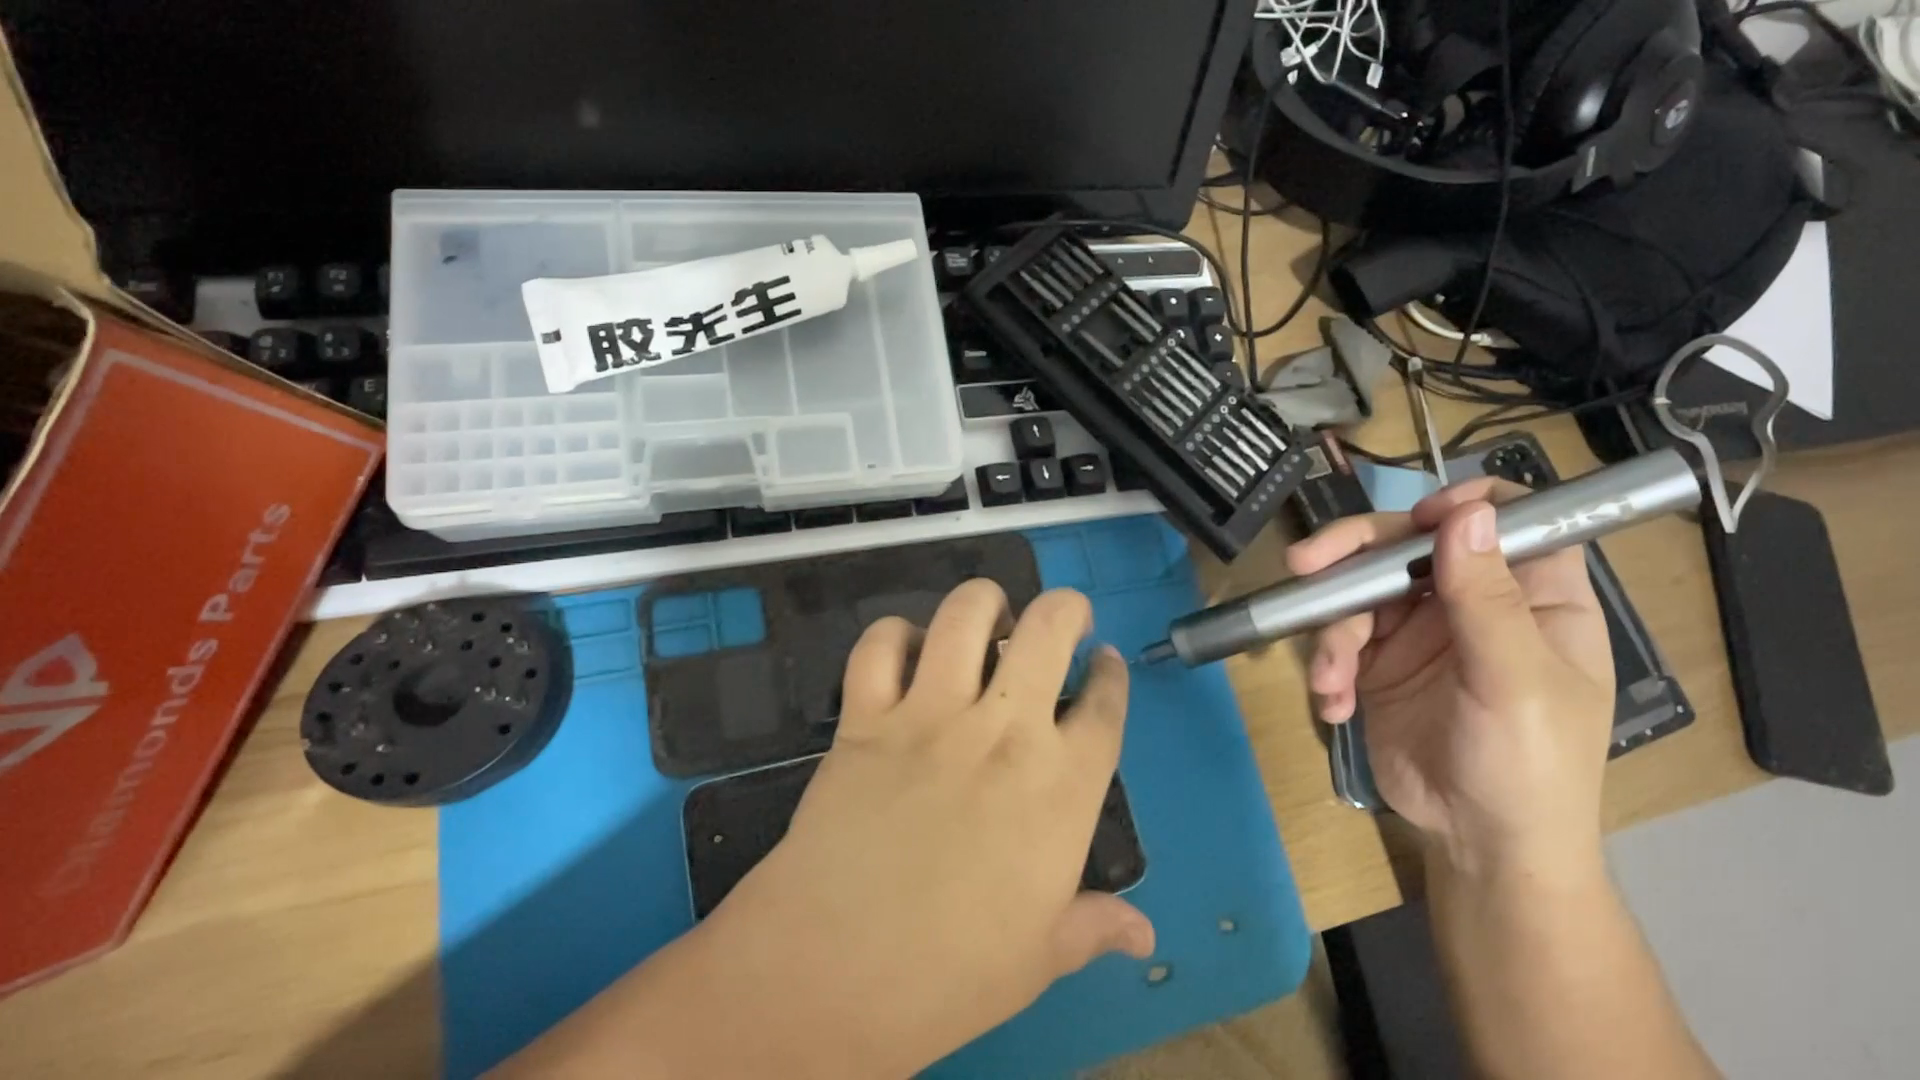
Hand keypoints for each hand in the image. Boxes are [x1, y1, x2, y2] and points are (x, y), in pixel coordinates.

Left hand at [684, 580, 1150, 1077]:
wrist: (835, 970)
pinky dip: (894, 634)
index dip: (1111, 675)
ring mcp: (930, 716)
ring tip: (987, 618)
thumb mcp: (1039, 956)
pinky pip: (878, 646)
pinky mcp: (864, 718)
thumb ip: (1094, 927)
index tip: (1104, 662)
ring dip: (984, 602)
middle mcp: (1004, 731)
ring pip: (965, 615)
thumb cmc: (953, 973)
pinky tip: (905, 650)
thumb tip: (1144, 938)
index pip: (1105, 705)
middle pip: (1049, 628)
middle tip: (1058, 621)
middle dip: (1064, 608)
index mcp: (1063, 787)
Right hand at [1289, 479, 1614, 875]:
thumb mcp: (1515, 682)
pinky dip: (1328, 669)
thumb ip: (1488, 599)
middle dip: (1353, 555)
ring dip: (1334, 635)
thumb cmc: (1531, 765)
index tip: (1420, 520)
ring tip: (1330, 683)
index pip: (1508, 520)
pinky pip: (1339, 643)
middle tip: (1304, 563)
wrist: (1479, 844)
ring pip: (1361, 593)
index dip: (1465, 506)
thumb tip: (1467, 514)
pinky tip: (1332, 704)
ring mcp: (1421, 632)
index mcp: (1535, 596)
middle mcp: (1474, 601)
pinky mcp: (1378, 664)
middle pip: (1410, 544)